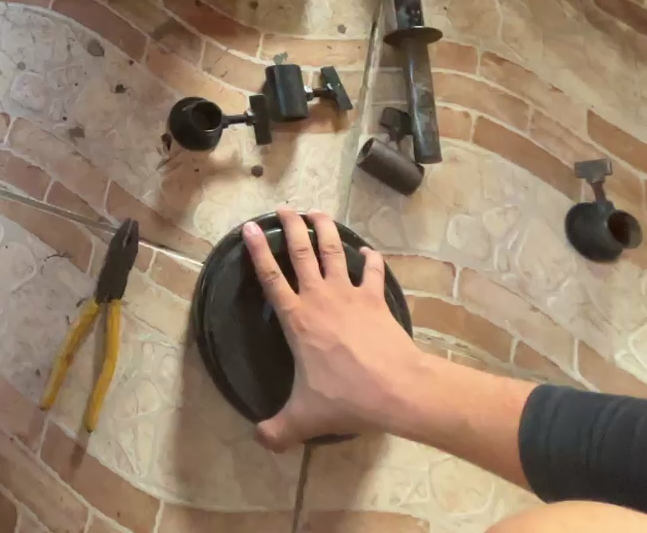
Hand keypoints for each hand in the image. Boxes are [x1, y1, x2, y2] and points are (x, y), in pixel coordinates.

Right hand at [241, 207, 434, 449]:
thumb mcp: (306, 416)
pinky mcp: (375, 299)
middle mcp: (318, 297)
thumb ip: (279, 428)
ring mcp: (348, 294)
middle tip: (284, 207)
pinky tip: (368, 251)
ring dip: (324, 229)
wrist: (397, 390)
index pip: (270, 276)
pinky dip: (370, 259)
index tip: (249, 227)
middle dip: (290, 226)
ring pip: (332, 251)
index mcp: (296, 318)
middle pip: (300, 251)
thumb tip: (259, 440)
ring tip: (317, 212)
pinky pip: (371, 272)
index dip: (257, 250)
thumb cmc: (346, 397)